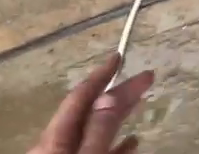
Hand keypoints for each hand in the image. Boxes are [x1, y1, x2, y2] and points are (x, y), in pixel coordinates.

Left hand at [29, 54, 154, 153]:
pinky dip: (112, 143)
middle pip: (89, 112)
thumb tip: (111, 94)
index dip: (101, 74)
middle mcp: (52, 147)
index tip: (120, 55)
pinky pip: (93, 151)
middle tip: (145, 77)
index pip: (80, 97)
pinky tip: (129, 141)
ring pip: (92, 131)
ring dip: (116, 117)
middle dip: (117, 92)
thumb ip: (98, 130)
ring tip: (140, 104)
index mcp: (53, 140)